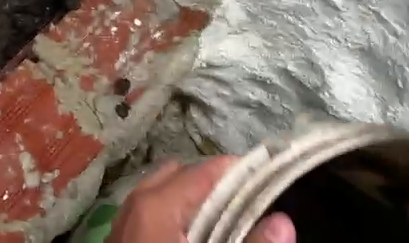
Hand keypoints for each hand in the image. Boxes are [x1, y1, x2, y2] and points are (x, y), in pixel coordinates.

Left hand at [107, 158, 297, 242]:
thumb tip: (284, 223)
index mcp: (156, 205)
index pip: (203, 172)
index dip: (237, 173)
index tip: (268, 177)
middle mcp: (137, 204)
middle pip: (181, 177)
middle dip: (216, 187)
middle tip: (252, 205)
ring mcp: (125, 222)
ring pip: (166, 196)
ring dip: (197, 205)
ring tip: (232, 223)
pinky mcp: (123, 241)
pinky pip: (153, 216)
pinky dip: (179, 220)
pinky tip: (202, 240)